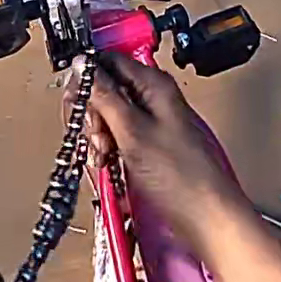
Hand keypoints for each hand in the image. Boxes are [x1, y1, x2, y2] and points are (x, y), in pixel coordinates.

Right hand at [71, 53, 280, 281]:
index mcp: (152, 83)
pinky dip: (107, 148)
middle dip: (93, 111)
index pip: (109, 61)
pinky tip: (106, 164)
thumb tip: (80, 63)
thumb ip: (104, 95)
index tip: (72, 98)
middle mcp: (152, 96)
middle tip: (95, 134)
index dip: (87, 76)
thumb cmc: (177, 175)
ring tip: (103, 154)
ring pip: (109, 114)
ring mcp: (150, 121)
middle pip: (106, 88)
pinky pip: (117, 135)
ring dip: (98, 134)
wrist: (208, 221)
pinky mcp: (148, 143)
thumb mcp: (132, 131)